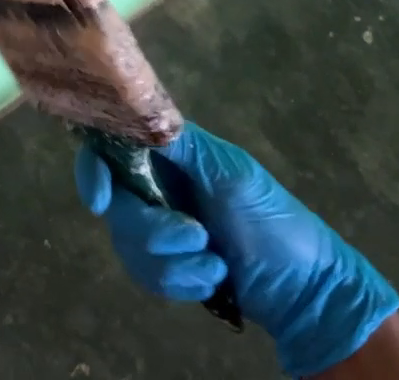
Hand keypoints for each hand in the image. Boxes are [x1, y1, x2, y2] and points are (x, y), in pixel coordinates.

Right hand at [75, 125, 398, 377]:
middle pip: (117, 207)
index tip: (102, 202)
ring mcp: (157, 228)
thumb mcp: (228, 171)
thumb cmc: (270, 218)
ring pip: (129, 246)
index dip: (93, 173)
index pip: (107, 151)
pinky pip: (146, 276)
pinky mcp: (166, 266)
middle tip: (196, 237)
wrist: (305, 287)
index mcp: (165, 154)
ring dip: (173, 263)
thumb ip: (178, 143)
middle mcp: (153, 186)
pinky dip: (179, 282)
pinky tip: (211, 280)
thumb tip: (133, 111)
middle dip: (155, 231)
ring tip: (214, 264)